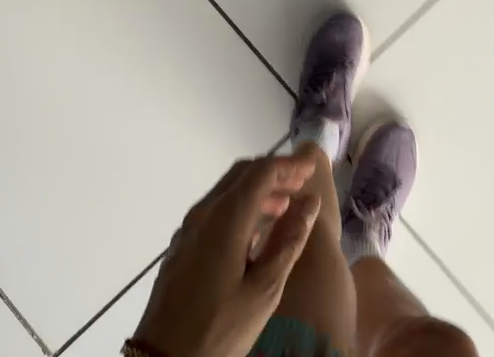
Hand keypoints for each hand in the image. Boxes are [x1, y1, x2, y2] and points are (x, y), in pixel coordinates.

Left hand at [134, 149, 323, 356]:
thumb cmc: (219, 329)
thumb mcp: (264, 290)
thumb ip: (289, 240)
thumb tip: (310, 201)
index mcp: (225, 219)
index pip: (260, 173)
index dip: (288, 165)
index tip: (312, 167)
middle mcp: (203, 214)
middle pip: (241, 175)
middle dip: (274, 173)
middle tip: (301, 183)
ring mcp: (188, 230)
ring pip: (227, 192)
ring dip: (257, 190)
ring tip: (285, 206)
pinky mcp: (182, 246)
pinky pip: (215, 211)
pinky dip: (240, 207)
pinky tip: (255, 231)